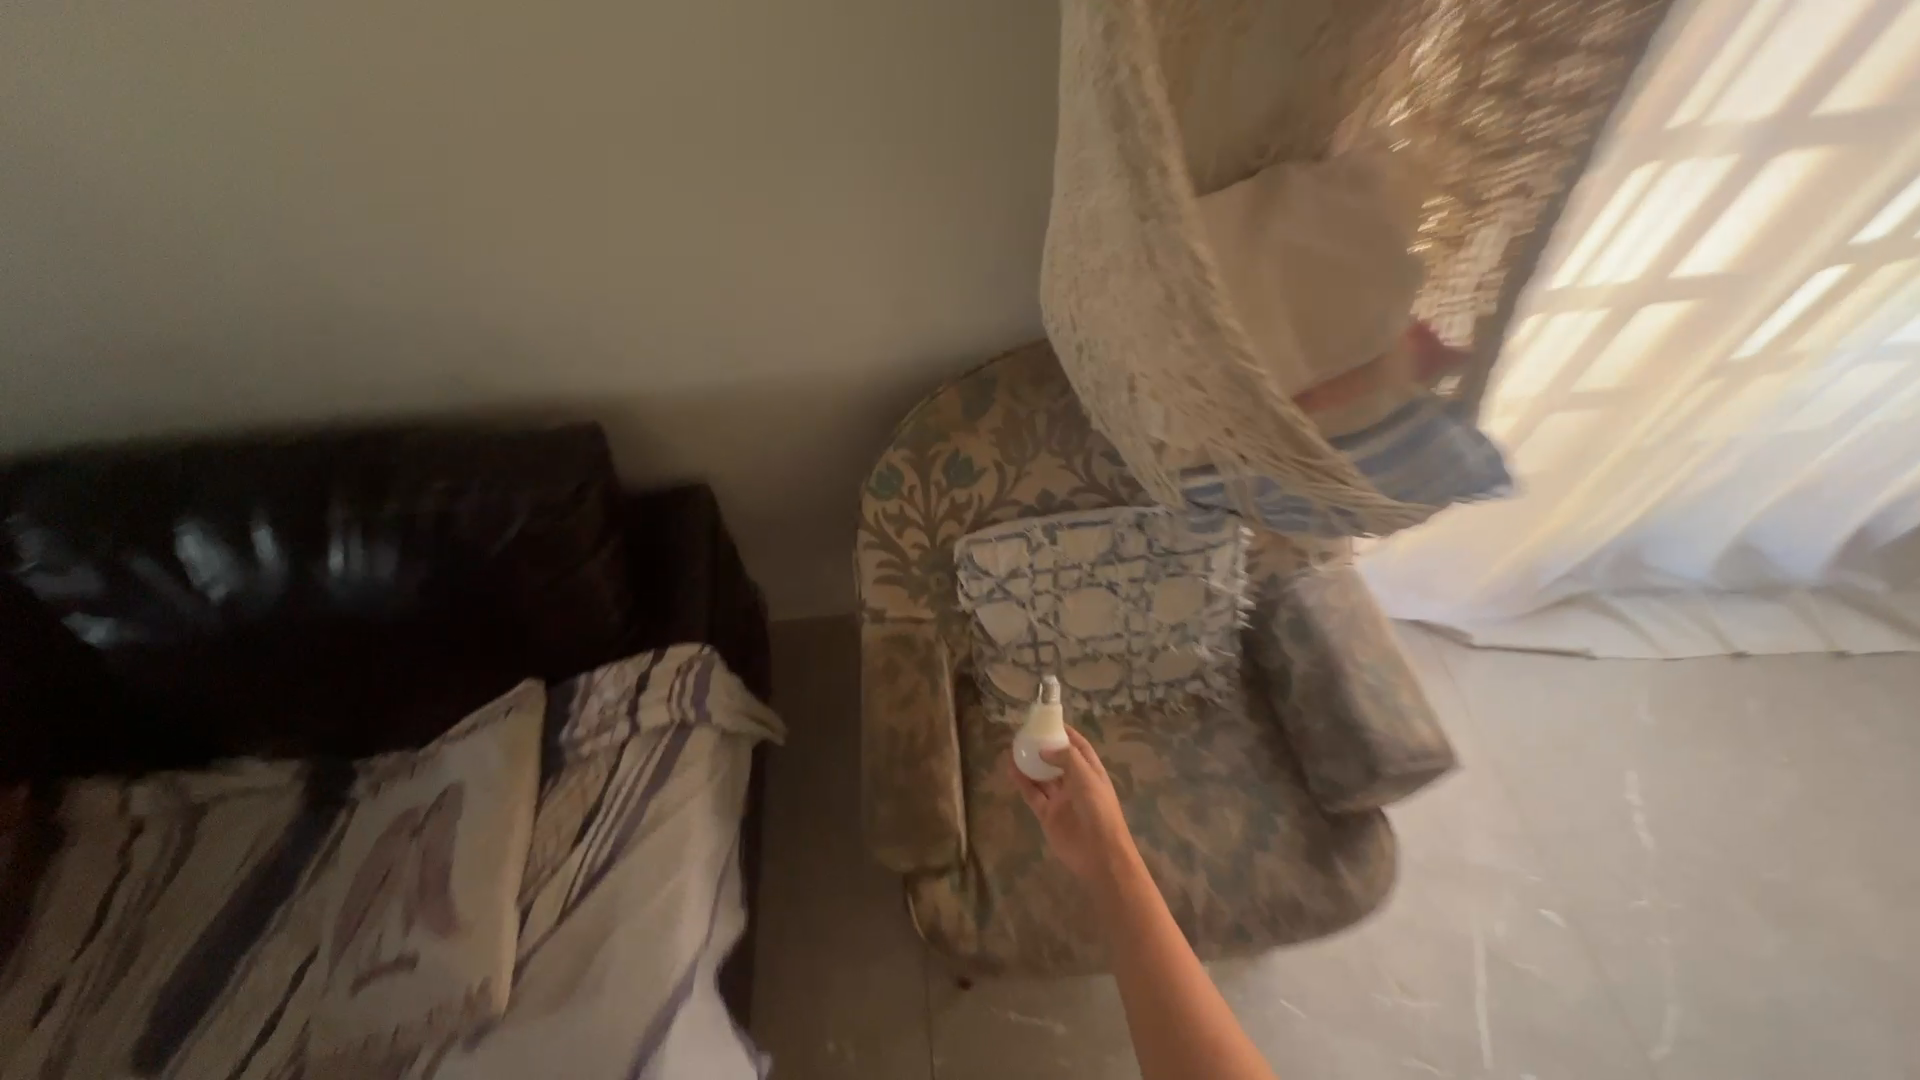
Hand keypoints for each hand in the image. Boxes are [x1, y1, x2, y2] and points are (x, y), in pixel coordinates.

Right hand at [1008, 728, 1139, 885]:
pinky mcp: (1048, 815)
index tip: (1049, 721)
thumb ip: (1066, 758)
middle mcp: (1076, 784)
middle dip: (1044, 747)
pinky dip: (1022, 782)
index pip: (1079, 747)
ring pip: (1042, 777)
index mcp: (1092, 772)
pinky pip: (1033, 794)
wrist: (1100, 854)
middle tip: (1026, 733)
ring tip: (1014, 747)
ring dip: (1030, 763)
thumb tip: (1045, 749)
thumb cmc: (1099, 810)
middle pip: (1058, 761)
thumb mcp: (1087, 777)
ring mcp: (1061, 800)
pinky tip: (1011, 768)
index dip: (1066, 734)